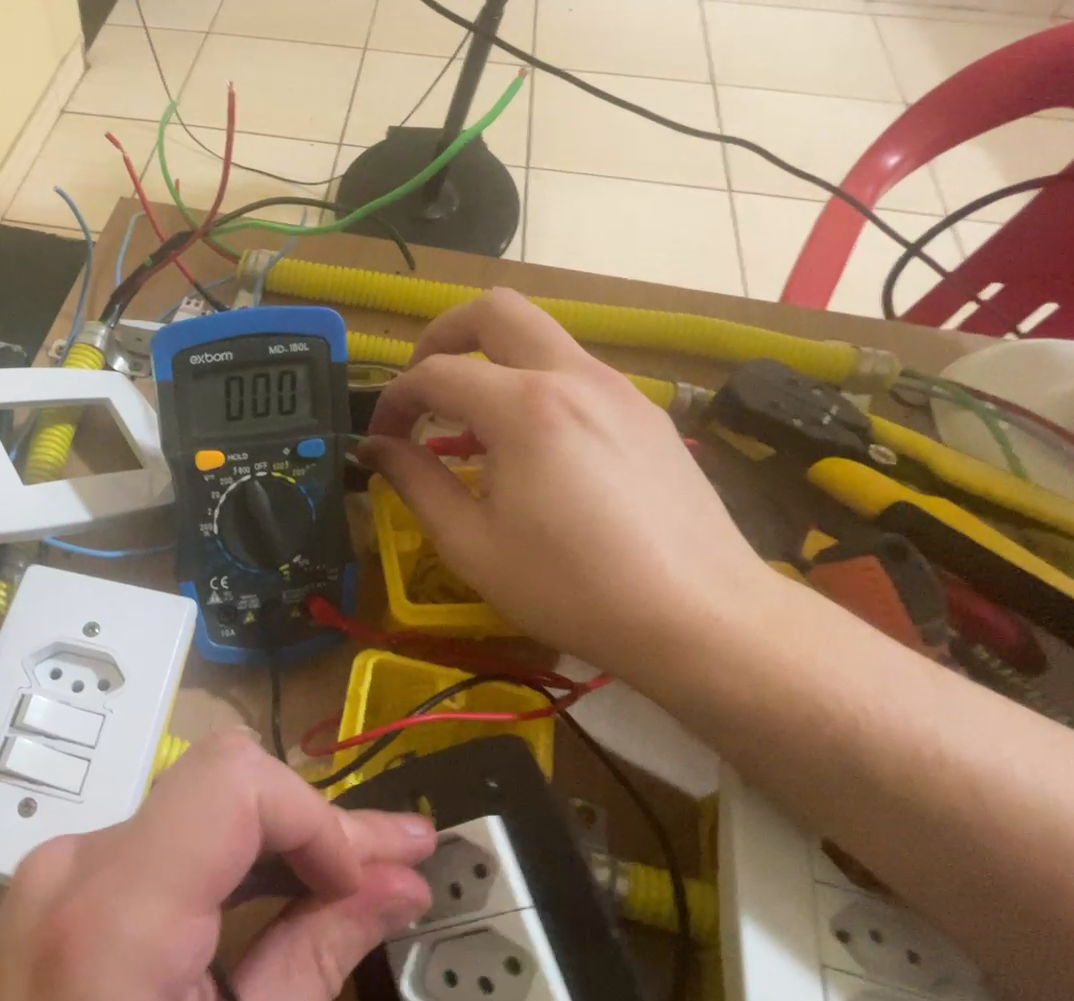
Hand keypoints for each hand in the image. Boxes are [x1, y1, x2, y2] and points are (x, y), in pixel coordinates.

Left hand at [0, 731, 435, 1000]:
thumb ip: (309, 967)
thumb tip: (392, 889)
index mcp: (111, 919)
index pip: (230, 780)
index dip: (315, 813)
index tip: (368, 879)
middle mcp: (70, 869)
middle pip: (214, 791)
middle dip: (312, 826)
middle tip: (403, 861)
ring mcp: (49, 877)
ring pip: (187, 817)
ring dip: (272, 845)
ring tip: (354, 879)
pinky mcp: (46, 896)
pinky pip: (149, 853)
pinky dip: (219, 868)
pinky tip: (273, 895)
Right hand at [361, 288, 776, 677]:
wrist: (697, 616)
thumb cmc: (569, 588)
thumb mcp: (470, 544)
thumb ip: (415, 483)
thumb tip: (375, 448)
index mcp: (524, 408)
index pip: (435, 373)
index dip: (393, 400)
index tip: (380, 440)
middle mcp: (574, 377)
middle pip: (496, 310)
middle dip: (443, 336)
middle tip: (422, 387)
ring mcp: (619, 390)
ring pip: (542, 338)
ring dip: (492, 363)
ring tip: (472, 429)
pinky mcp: (647, 413)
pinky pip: (577, 374)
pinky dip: (535, 388)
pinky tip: (532, 451)